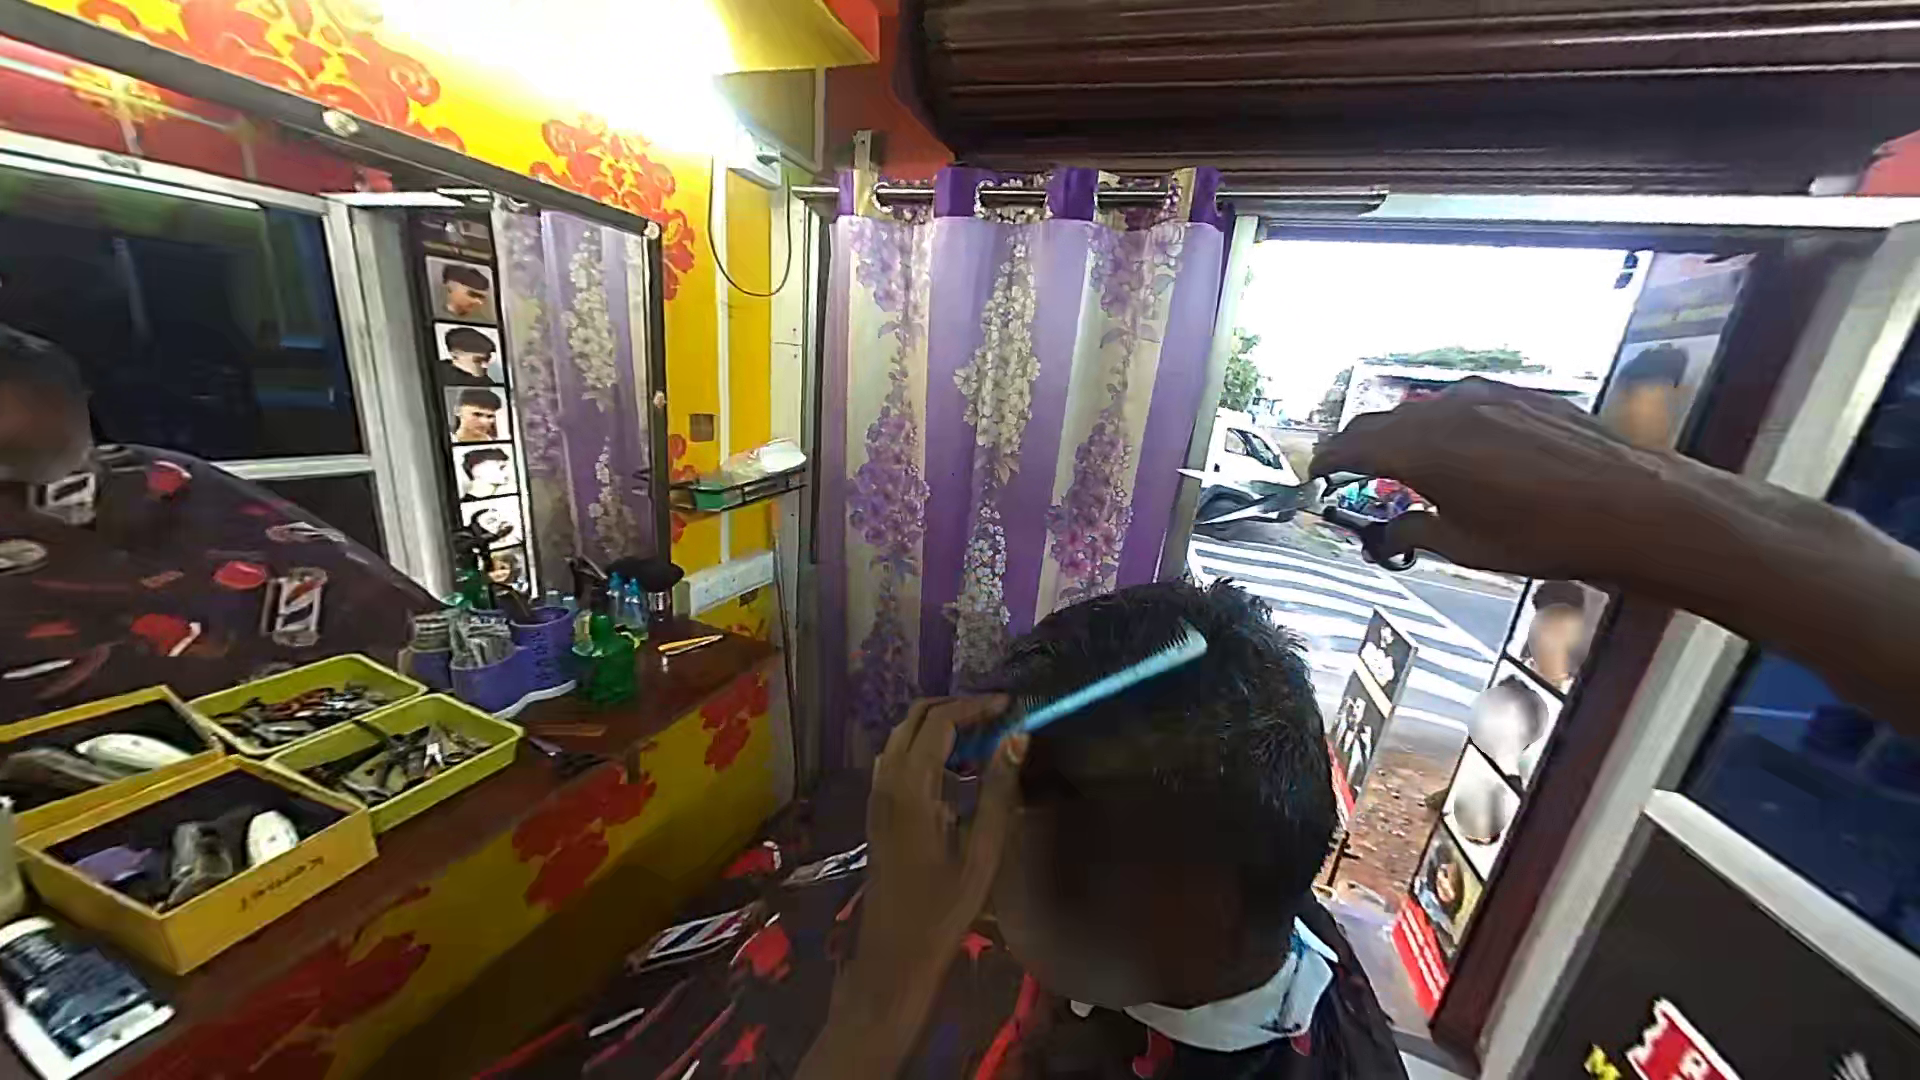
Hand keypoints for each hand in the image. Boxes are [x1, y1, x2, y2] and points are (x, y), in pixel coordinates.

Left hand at [800, 696, 1025, 1077]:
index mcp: (912, 785)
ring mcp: (877, 790)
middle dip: (957, 706)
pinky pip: (897, 753)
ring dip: (939, 722)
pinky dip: (923, 742)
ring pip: (903, 732)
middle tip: (996, 715)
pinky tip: (951, 762)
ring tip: (980, 733)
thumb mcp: (983, 849)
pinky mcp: (877, 804)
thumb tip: (1017, 736)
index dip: (975, 705)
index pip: (941, 721)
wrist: (894, 953)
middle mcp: (887, 778)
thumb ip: (998, 787)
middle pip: (917, 716)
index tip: (1008, 705)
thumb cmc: (944, 907)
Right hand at [1310, 377, 1690, 581]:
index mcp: (1420, 451)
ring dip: (1395, 431)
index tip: (1315, 472)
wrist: (1647, 512)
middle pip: (1377, 423)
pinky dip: (1438, 421)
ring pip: (1416, 410)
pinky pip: (1459, 402)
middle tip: (1343, 466)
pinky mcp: (1523, 397)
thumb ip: (1412, 530)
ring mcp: (1487, 400)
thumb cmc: (1548, 535)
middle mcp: (1445, 415)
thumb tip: (1391, 533)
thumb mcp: (1462, 545)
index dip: (1326, 461)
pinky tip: (1451, 441)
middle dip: (1353, 445)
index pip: (1350, 448)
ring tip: (1394, 456)